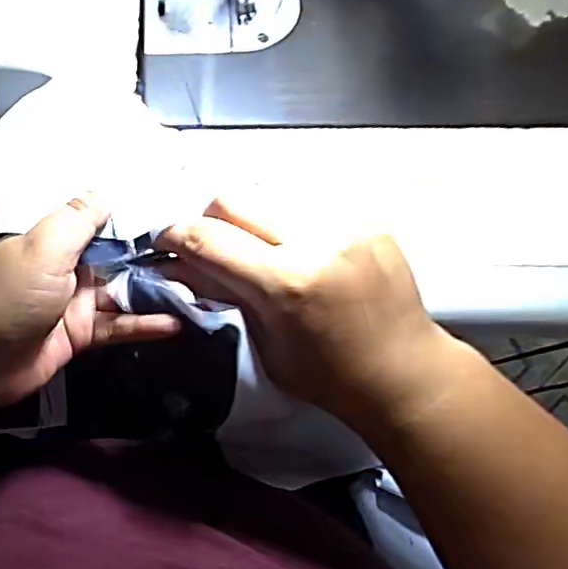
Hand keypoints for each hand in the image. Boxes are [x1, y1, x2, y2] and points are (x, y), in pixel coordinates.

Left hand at [0, 195, 183, 405]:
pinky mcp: (82, 335)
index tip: (182, 214)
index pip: (104, 222)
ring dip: (157, 291)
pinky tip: (176, 322)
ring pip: (125, 292)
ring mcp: (76, 302)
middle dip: (157, 256)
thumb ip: (77, 220)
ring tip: (201, 289)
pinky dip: (145, 324)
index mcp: (55, 239)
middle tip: (204, 256)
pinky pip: (119, 326)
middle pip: (121, 258)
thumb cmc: (6, 299)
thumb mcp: (40, 250)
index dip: (140, 218)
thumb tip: (108, 190)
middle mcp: (68, 266)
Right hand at [156, 197, 478, 425]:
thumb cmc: (328, 375)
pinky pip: (305, 202)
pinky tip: (293, 249)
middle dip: (210, 220)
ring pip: (268, 192)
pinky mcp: (366, 218)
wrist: (402, 372)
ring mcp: (346, 223)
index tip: (165, 243)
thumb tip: (178, 267)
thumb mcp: (262, 341)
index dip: (174, 236)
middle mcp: (317, 240)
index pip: (207, 238)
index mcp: (286, 283)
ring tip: (257, 251)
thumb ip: (221, 293)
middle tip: (211, 248)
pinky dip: (285, 221)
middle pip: (233, 197)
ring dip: (249, 218)